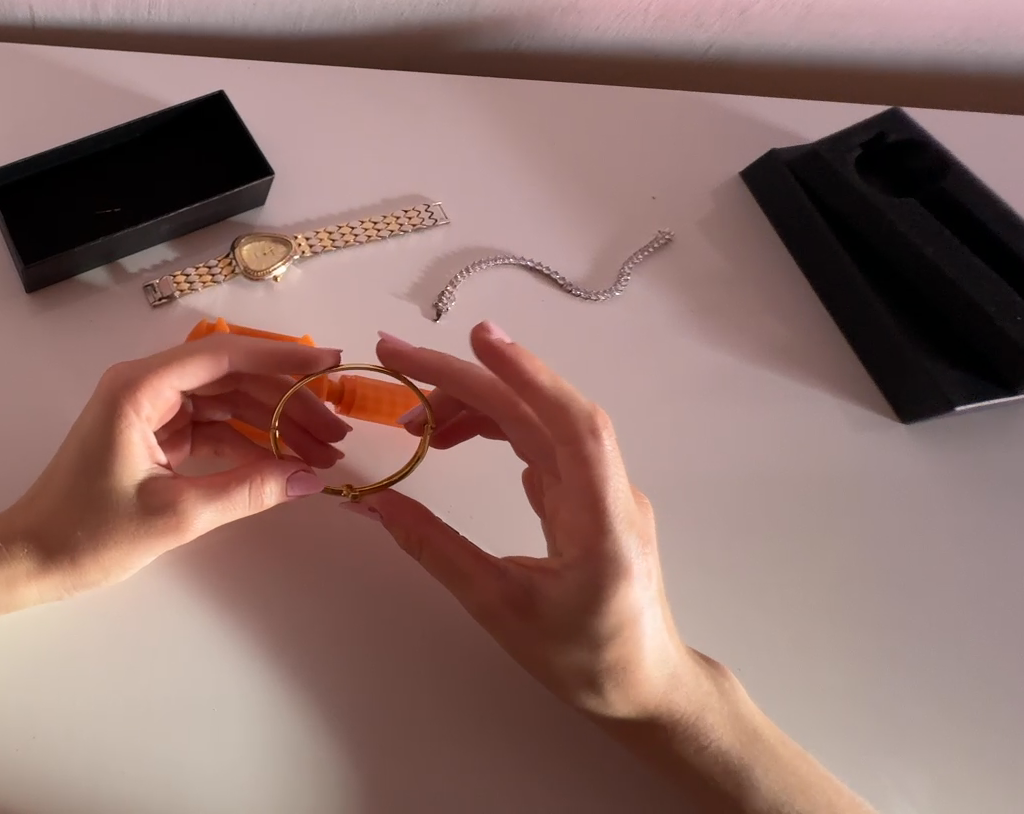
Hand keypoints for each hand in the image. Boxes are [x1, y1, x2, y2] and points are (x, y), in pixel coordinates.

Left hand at [3, 334, 350, 597]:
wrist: (31, 557)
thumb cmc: (89, 533)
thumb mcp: (175, 514)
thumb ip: (247, 490)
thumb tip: (313, 477)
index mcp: (140, 386)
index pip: (222, 355)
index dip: (280, 356)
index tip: (330, 363)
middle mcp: (144, 384)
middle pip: (229, 376)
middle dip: (285, 399)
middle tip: (337, 430)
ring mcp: (149, 408)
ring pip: (224, 401)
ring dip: (271, 421)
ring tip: (323, 450)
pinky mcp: (152, 433)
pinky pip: (210, 426)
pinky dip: (246, 441)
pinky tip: (285, 460)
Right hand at [355, 322, 704, 720]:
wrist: (649, 687)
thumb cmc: (585, 657)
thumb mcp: (500, 608)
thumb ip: (435, 549)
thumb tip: (374, 502)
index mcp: (601, 517)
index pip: (573, 424)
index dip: (525, 374)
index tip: (476, 336)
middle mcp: (604, 487)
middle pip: (533, 410)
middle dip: (462, 376)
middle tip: (393, 356)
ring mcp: (594, 484)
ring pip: (528, 418)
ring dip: (467, 401)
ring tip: (409, 419)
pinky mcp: (579, 490)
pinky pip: (530, 437)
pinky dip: (483, 424)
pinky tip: (449, 437)